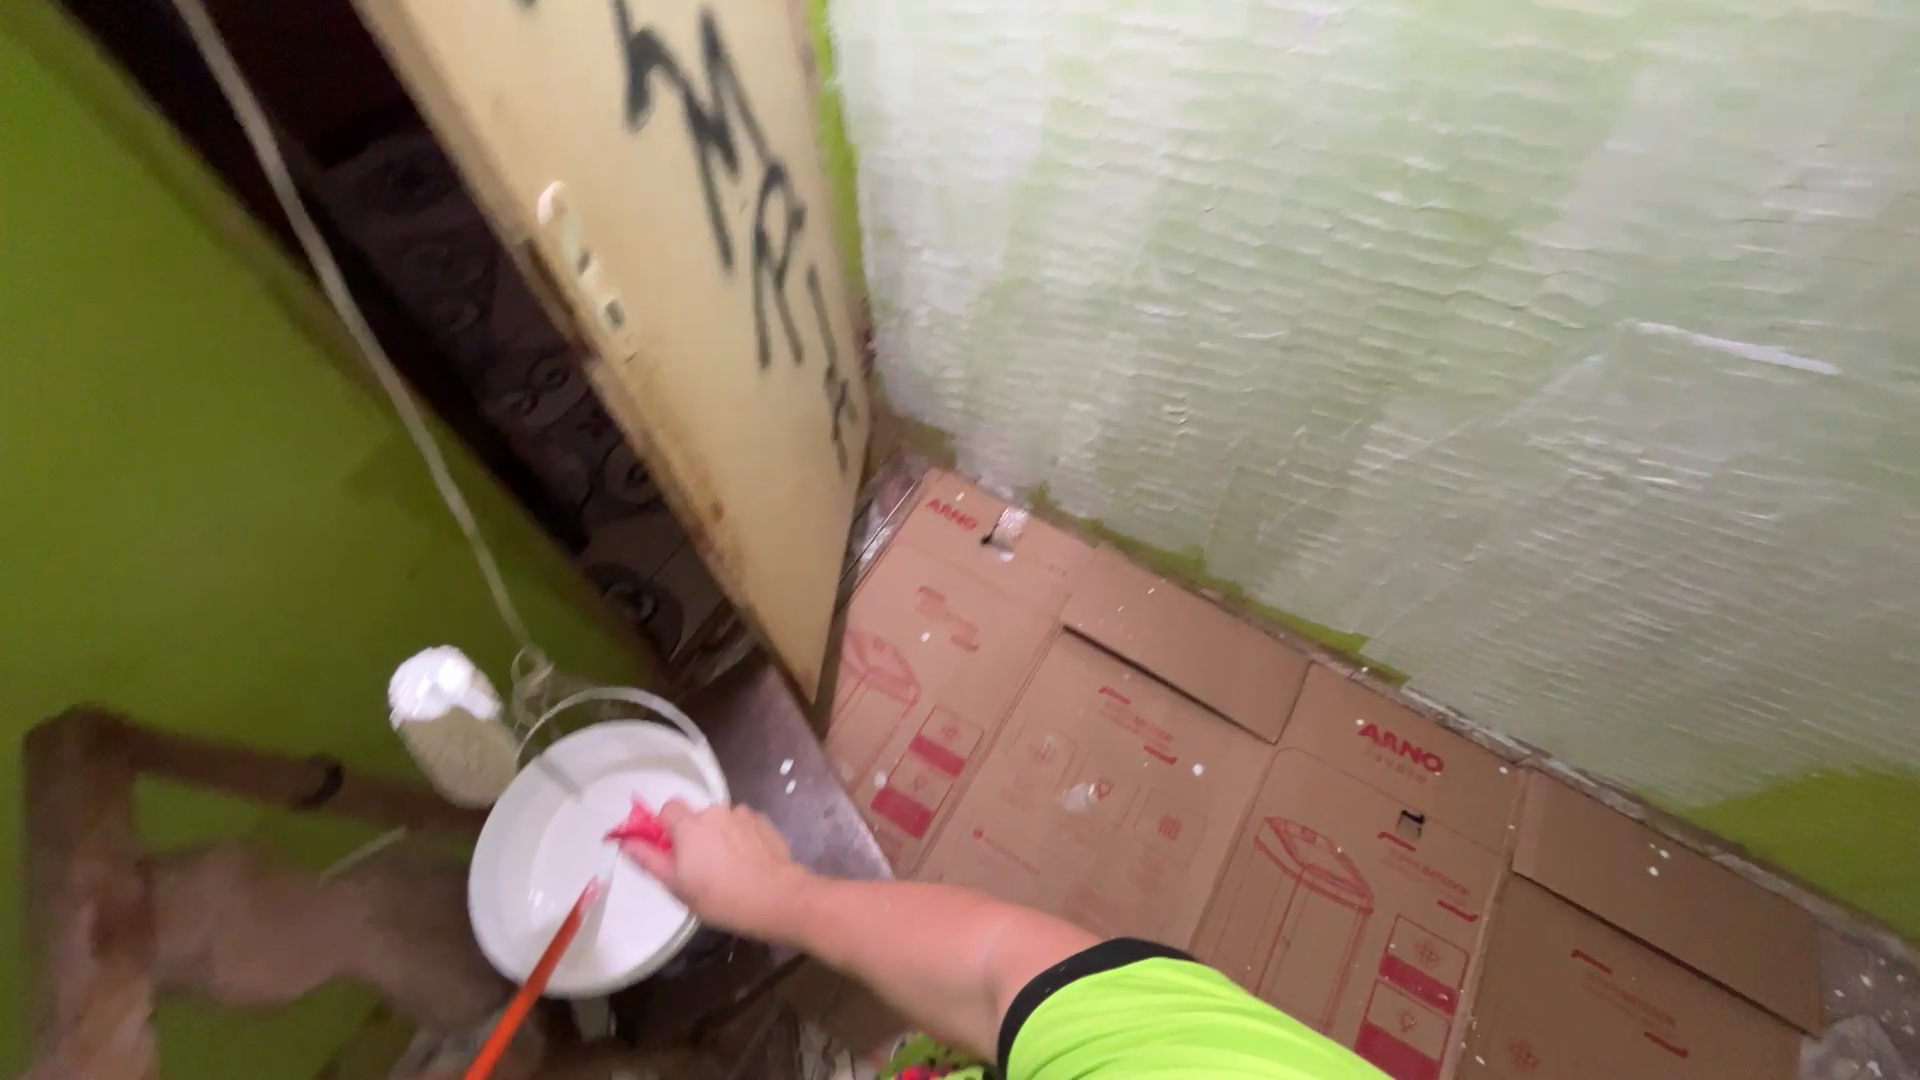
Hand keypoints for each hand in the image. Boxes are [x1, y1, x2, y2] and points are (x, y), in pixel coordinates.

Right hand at [618, 799, 810, 937]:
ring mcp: (743, 814)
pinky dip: (740, 838)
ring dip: (718, 836)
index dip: (665, 825)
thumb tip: (625, 841)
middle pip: (696, 816)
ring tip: (727, 868)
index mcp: (690, 825)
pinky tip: (747, 862)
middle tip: (699, 867)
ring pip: (721, 821)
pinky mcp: (763, 821)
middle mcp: (716, 811)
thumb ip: (649, 859)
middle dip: (694, 835)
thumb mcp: (676, 885)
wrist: (774, 895)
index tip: (669, 849)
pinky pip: (742, 825)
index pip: (668, 807)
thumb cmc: (719, 896)